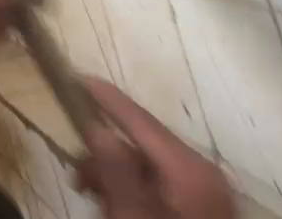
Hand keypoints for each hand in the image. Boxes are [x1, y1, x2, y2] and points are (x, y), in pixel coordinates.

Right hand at [75, 80, 235, 218]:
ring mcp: (206, 197)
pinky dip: (133, 194)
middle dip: (105, 155)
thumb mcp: (132, 216)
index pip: (139, 118)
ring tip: (93, 200)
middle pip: (141, 145)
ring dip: (116, 179)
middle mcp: (202, 174)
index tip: (75, 77)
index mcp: (189, 168)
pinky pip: (160, 190)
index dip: (105, 97)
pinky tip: (116, 209)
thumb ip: (113, 168)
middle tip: (76, 177)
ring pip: (147, 169)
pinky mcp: (202, 214)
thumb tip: (96, 125)